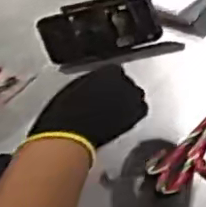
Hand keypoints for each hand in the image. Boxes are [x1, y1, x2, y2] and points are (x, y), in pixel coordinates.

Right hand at [26, 65, 148, 155]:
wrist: (71, 135)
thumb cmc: (65, 114)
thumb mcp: (74, 89)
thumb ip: (91, 82)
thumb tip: (95, 85)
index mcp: (108, 71)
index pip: (114, 71)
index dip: (107, 81)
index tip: (103, 87)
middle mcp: (124, 82)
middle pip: (126, 83)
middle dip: (118, 91)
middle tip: (107, 101)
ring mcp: (132, 99)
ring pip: (135, 95)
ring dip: (127, 101)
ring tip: (113, 111)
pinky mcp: (136, 116)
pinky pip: (140, 110)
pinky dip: (133, 113)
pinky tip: (121, 119)